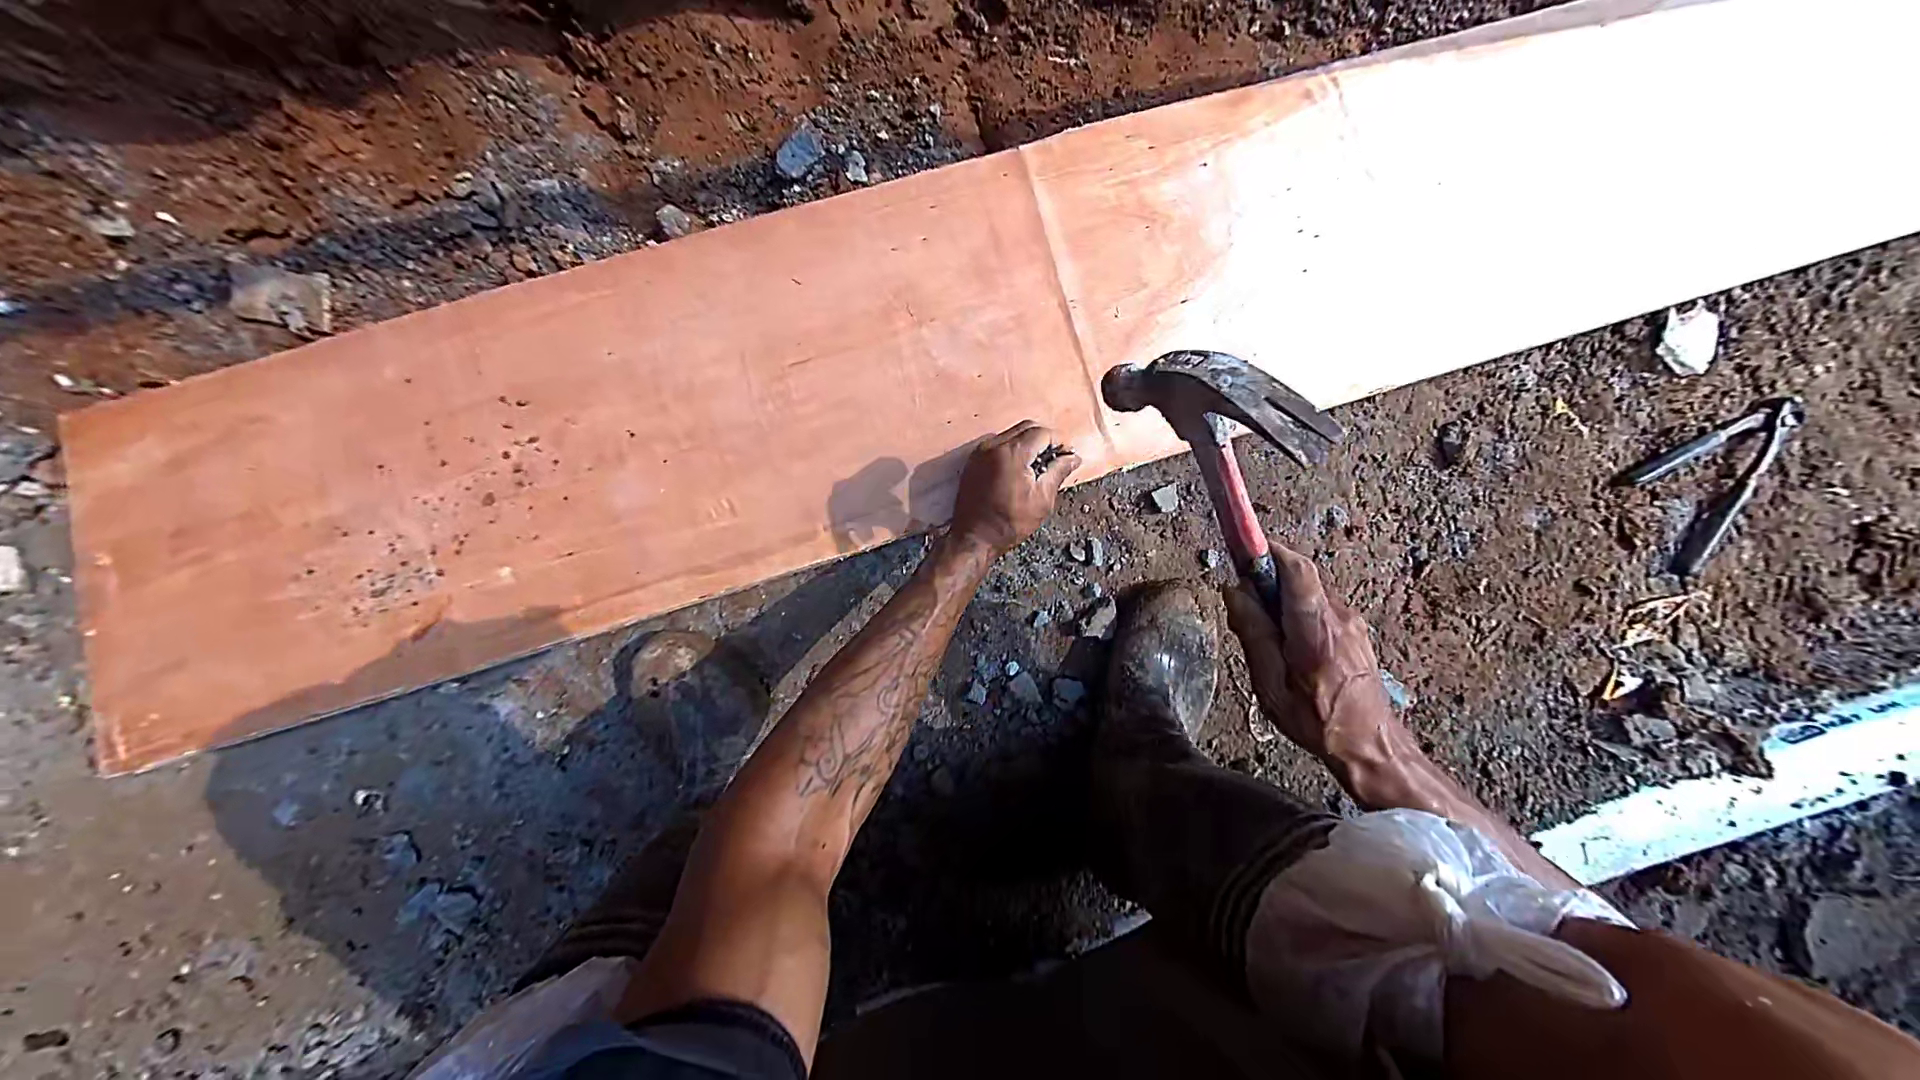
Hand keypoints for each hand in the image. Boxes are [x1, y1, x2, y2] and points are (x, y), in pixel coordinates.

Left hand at [949, 420, 1079, 555]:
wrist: (974, 538)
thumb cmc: (1007, 523)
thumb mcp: (1042, 499)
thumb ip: (1059, 472)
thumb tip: (1072, 458)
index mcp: (1012, 453)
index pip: (1043, 433)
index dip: (1060, 443)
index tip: (1067, 457)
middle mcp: (993, 446)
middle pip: (1027, 428)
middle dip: (1045, 440)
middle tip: (1055, 460)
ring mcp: (980, 452)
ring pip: (1012, 434)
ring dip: (1028, 444)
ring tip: (1037, 468)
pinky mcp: (973, 461)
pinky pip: (997, 445)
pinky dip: (1012, 450)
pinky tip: (1019, 471)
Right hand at [1221, 541, 1404, 773]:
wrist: (1371, 745)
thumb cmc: (1317, 720)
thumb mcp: (1270, 684)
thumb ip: (1253, 632)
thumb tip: (1235, 591)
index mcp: (1315, 629)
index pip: (1296, 568)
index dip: (1268, 550)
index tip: (1242, 546)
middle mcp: (1338, 617)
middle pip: (1300, 574)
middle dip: (1267, 578)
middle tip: (1243, 606)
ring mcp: (1350, 622)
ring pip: (1307, 590)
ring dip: (1280, 597)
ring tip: (1264, 634)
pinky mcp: (1354, 631)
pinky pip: (1318, 605)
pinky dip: (1295, 609)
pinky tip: (1285, 643)